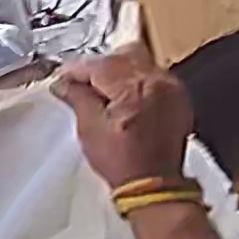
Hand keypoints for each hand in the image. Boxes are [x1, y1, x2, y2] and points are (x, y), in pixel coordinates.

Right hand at [51, 45, 194, 187]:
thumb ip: (78, 98)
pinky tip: (118, 96)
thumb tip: (63, 83)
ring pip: (139, 63)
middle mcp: (159, 82)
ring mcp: (172, 88)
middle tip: (77, 81)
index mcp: (135, 89)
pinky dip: (131, 80)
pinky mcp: (177, 97)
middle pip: (123, 56)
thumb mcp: (89, 128)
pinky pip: (152, 75)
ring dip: (115, 71)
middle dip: (97, 66)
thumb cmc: (121, 160)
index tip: (62, 77)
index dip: (77, 69)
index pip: (101, 65)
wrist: (153, 182)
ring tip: (96, 89)